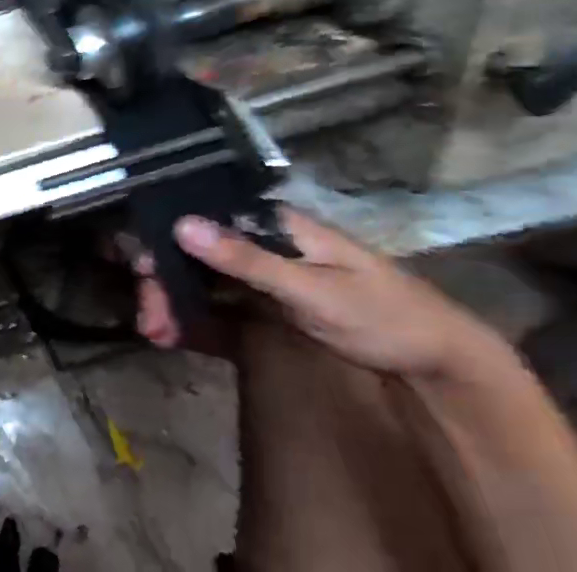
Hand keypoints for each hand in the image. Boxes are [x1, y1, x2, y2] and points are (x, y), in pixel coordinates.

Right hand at [136, 207, 505, 377]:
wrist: (436, 360)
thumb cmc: (382, 313)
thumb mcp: (313, 289)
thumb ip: (246, 259)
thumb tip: (182, 223)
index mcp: (270, 223)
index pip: (200, 216)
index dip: (163, 238)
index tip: (139, 269)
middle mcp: (257, 240)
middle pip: (193, 249)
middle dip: (164, 282)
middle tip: (148, 319)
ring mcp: (260, 272)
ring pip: (199, 277)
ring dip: (172, 303)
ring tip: (156, 333)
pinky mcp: (263, 301)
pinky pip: (217, 303)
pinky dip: (193, 319)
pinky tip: (175, 335)